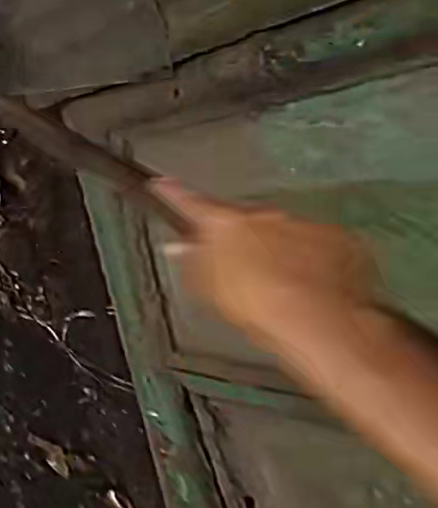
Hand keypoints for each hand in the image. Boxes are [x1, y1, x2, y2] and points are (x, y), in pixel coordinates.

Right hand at [153, 179, 378, 347]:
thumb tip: (182, 248)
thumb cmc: (250, 301)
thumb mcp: (202, 282)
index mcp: (220, 221)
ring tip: (279, 273)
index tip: (162, 184)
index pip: (187, 200)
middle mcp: (261, 216)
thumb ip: (190, 257)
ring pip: (282, 229)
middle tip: (238, 257)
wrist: (319, 322)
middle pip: (242, 218)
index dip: (172, 192)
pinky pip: (318, 242)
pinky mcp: (344, 242)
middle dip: (239, 232)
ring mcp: (305, 227)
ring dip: (277, 243)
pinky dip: (311, 253)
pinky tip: (309, 276)